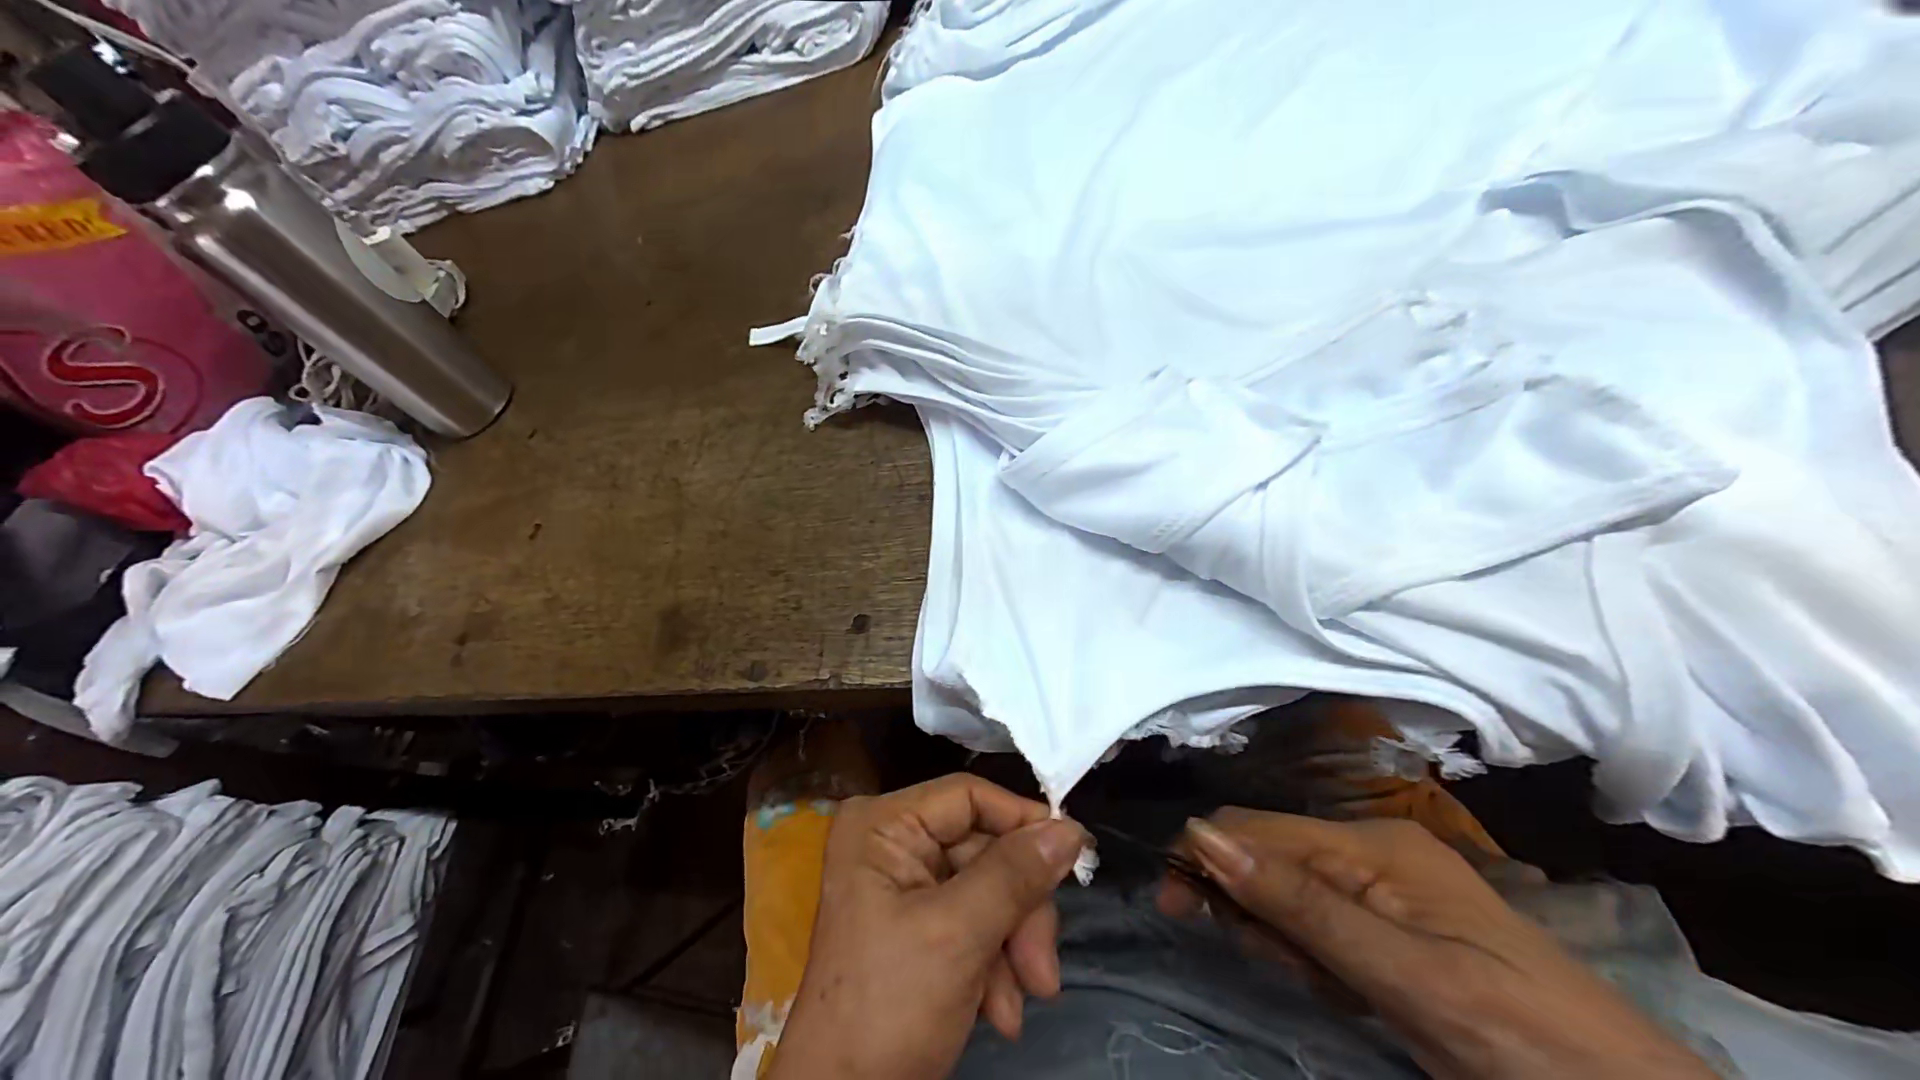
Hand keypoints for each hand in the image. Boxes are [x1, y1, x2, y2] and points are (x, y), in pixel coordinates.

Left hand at [768, 774, 1088, 1079]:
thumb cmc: (890, 1006)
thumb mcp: (959, 934)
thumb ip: (1016, 875)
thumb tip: (1070, 829)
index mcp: (882, 825)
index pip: (969, 796)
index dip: (1022, 822)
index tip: (1072, 858)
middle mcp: (890, 843)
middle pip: (985, 849)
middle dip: (1019, 912)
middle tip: (1042, 969)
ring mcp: (903, 886)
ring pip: (988, 889)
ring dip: (1013, 946)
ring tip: (1023, 1000)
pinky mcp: (916, 924)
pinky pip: (974, 921)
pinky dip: (995, 963)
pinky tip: (999, 1011)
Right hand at [1161, 810, 1718, 1079]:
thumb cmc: (1521, 1039)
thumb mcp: (1404, 975)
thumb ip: (1301, 905)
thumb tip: (1203, 837)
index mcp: (1374, 844)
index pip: (1259, 830)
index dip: (1205, 857)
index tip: (1169, 905)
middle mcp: (1373, 851)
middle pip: (1270, 856)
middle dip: (1246, 903)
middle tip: (1267, 962)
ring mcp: (1386, 890)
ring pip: (1289, 893)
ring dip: (1280, 936)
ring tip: (1321, 985)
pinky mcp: (1394, 927)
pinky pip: (1320, 923)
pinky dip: (1309, 953)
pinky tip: (1335, 986)